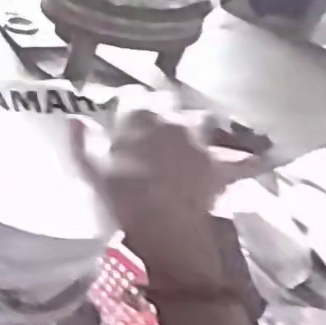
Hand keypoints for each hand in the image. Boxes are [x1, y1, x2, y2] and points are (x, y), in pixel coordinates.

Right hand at [72, 94, 233, 290]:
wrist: (166, 229)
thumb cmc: (121, 195)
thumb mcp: (90, 168)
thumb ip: (83, 140)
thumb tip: (77, 120)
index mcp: (140, 118)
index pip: (133, 95)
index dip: (125, 100)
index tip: (118, 107)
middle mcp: (174, 122)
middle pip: (169, 101)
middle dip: (160, 106)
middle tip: (149, 121)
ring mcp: (203, 143)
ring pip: (204, 119)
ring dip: (197, 122)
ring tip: (190, 131)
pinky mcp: (223, 166)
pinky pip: (244, 157)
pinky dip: (245, 157)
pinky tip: (248, 158)